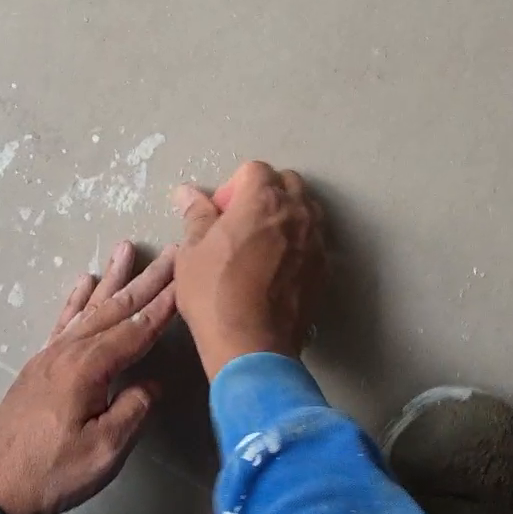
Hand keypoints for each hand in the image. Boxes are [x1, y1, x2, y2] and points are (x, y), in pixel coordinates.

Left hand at [0, 242, 176, 513]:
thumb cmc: (52, 472)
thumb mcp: (105, 450)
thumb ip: (134, 409)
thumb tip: (152, 383)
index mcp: (88, 368)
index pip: (136, 329)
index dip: (165, 305)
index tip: (188, 277)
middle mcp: (68, 352)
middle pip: (114, 308)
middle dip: (146, 280)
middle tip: (170, 250)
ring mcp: (50, 356)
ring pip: (89, 308)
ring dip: (112, 279)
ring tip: (125, 249)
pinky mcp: (39, 366)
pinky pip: (63, 321)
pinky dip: (76, 299)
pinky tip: (83, 284)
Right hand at [170, 161, 326, 379]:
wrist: (252, 343)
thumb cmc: (214, 294)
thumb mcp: (192, 252)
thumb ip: (196, 216)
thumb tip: (188, 194)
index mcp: (263, 200)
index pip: (254, 169)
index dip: (234, 187)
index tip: (221, 214)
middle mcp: (297, 212)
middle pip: (287, 183)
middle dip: (265, 194)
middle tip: (241, 224)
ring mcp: (316, 241)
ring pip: (307, 209)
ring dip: (286, 215)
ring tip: (262, 244)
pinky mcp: (324, 268)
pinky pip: (314, 240)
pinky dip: (298, 242)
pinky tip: (278, 267)